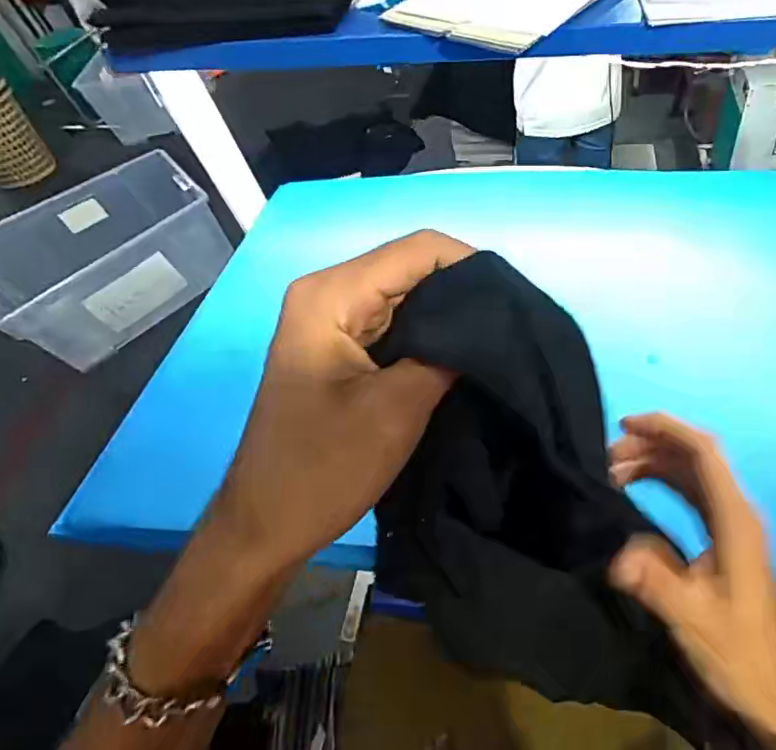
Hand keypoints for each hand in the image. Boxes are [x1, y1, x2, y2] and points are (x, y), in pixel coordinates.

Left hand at [207, 229, 476, 571]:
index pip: (418, 250)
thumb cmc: (322, 469)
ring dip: (448, 311)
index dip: (470, 265)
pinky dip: (429, 329)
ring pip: (406, 290)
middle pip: (411, 265)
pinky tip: (459, 350)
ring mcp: (330, 315)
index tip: (512, 301)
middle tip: (508, 323)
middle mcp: (327, 291)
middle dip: (462, 288)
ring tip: (493, 337)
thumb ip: (447, 353)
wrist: (264, 526)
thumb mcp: (396, 409)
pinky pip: (395, 317)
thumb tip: (492, 321)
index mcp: (331, 295)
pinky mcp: (338, 340)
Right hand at [608, 414, 775, 749]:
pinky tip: (636, 485)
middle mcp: (737, 510)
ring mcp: (732, 521)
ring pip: (691, 471)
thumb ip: (656, 582)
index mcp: (735, 517)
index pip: (703, 452)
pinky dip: (662, 479)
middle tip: (608, 454)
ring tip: (614, 468)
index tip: (626, 425)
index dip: (666, 428)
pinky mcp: (724, 534)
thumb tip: (618, 556)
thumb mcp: (693, 618)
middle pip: (694, 455)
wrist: (773, 687)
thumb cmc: (738, 651)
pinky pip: (691, 490)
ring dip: (654, 461)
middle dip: (651, 444)